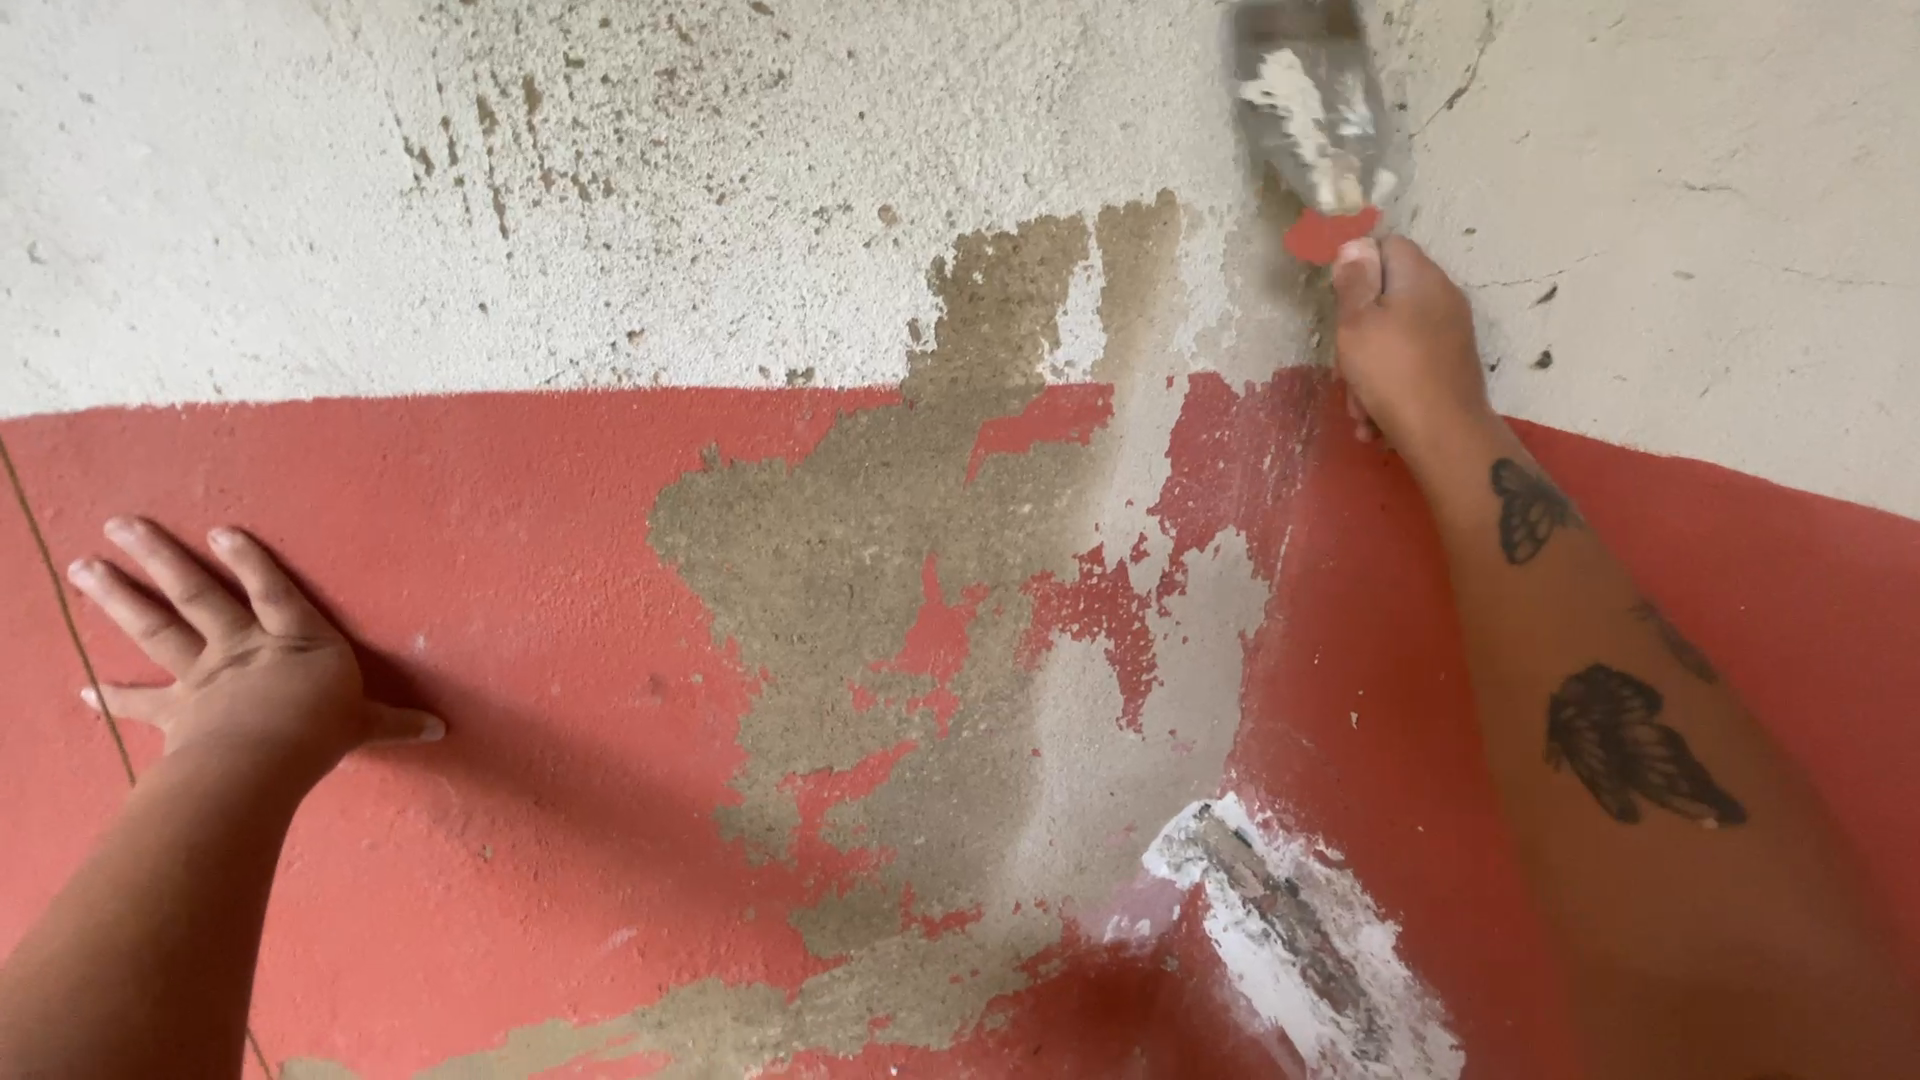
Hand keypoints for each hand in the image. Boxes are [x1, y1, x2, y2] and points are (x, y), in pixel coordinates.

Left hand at [66, 517, 441, 785]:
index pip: (275, 592)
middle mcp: (245, 649)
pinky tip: (79, 688)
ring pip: (158, 630)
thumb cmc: (321, 730)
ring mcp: (205, 677)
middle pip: (200, 597)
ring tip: (84, 567)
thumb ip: (398, 722)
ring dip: (119, 598)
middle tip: (122, 526)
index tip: (220, 530)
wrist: (260, 763)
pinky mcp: (177, 711)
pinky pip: (140, 701)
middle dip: (163, 560)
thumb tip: (441, 728)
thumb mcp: (369, 724)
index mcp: (299, 643)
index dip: (250, 561)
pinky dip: (110, 696)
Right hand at [1330, 235, 1494, 448]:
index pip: (1388, 245)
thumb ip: (1354, 281)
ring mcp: (1449, 331)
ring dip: (1367, 368)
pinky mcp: (1449, 362)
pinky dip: (1387, 384)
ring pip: (1393, 336)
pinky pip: (1407, 363)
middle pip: (1387, 296)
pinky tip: (1375, 414)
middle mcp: (1441, 296)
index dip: (1358, 266)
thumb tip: (1355, 244)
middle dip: (1358, 330)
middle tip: (1344, 361)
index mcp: (1420, 278)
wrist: (1441, 431)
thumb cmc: (1390, 370)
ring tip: (1359, 401)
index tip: (1339, 301)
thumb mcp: (1356, 322)